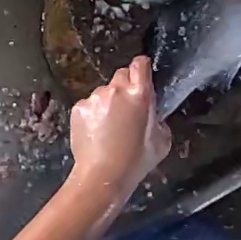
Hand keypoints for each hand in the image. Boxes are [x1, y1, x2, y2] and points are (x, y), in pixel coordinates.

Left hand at [69, 57, 171, 195]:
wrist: (102, 174)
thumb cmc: (136, 160)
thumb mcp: (162, 139)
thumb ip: (157, 116)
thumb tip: (150, 111)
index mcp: (140, 94)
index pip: (140, 64)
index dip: (141, 68)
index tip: (141, 74)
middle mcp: (115, 90)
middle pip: (121, 75)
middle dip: (125, 87)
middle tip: (127, 108)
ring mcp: (94, 98)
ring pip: (103, 92)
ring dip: (107, 102)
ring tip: (109, 127)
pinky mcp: (78, 108)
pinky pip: (89, 105)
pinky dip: (92, 114)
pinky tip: (96, 131)